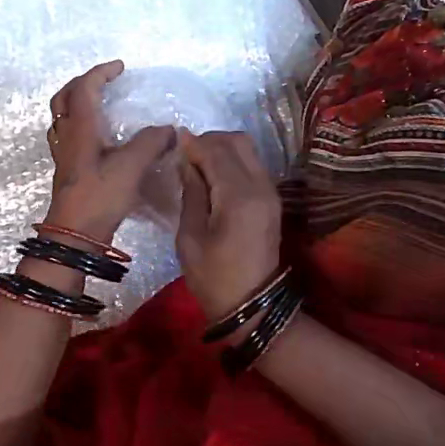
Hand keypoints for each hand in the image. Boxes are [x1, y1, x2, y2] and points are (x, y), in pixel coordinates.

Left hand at [44, 61, 175, 242]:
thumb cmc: (100, 195)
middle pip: (64, 98)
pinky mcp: (67, 171)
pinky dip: (80, 125)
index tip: (120, 67)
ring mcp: (64, 154)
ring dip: (77, 104)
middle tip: (104, 81)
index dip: (101, 73)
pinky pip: (68, 136)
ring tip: (98, 105)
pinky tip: (97, 138)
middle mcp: (68, 136)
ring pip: (62, 118)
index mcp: (81, 127)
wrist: (75, 233)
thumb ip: (151, 142)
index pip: (85, 88)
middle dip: (83, 83)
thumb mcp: (132, 166)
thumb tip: (169, 130)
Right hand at [175, 130, 282, 320]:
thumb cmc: (213, 277)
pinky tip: (213, 175)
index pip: (216, 151)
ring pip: (248, 150)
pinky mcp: (272, 199)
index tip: (172, 141)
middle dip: (210, 140)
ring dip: (222, 149)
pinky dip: (232, 161)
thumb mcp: (190, 237)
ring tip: (197, 164)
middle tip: (186, 154)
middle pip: (238, 142)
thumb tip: (187, 160)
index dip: (193, 143)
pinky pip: (252, 165)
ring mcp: (270, 192)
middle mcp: (261, 187)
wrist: (252, 305)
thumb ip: (191, 192)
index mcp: (238, 197)